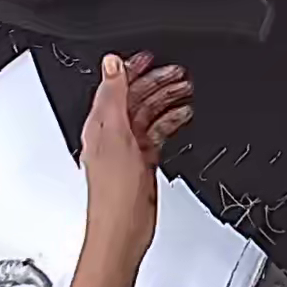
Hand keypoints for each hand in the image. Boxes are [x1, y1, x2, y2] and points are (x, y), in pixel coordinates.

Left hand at [79, 52, 193, 266]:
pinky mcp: (143, 161)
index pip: (115, 85)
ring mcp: (128, 147)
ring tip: (186, 87)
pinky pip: (157, 132)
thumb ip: (113, 97)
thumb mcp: (114, 135)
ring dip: (166, 98)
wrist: (123, 231)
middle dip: (156, 81)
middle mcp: (113, 133)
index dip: (132, 68)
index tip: (151, 56)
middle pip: (135, 97)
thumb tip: (110, 63)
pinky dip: (170, 120)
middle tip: (179, 71)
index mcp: (101, 123)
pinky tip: (183, 114)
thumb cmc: (114, 193)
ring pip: (148, 113)